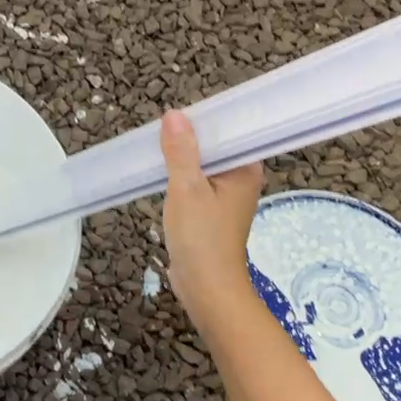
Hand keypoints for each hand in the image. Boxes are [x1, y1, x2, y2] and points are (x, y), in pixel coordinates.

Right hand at [160, 109, 264, 325]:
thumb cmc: (201, 237)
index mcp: (246, 169)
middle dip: (188, 138)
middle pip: (213, 147)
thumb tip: (175, 115)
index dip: (204, 120)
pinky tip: (160, 172)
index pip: (230, 131)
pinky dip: (178, 178)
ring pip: (201, 166)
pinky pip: (194, 183)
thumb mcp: (186, 189)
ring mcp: (225, 197)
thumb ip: (180, 152)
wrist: (206, 287)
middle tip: (158, 127)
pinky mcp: (210, 212)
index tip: (177, 113)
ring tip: (155, 145)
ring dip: (180, 158)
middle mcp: (241, 179)